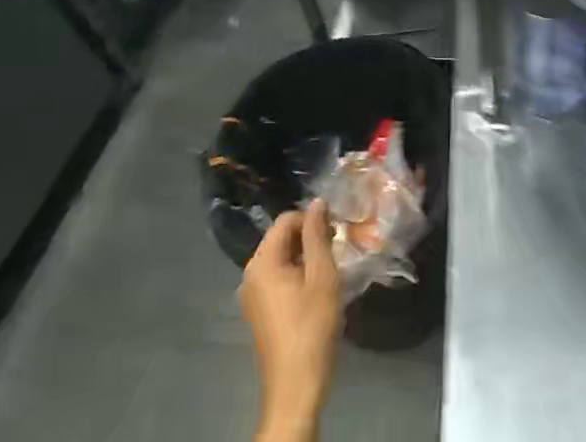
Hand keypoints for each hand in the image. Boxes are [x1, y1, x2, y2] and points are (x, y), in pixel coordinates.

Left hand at [240, 198, 341, 440]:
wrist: (296, 383)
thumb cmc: (312, 324)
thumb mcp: (322, 275)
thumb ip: (318, 235)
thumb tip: (317, 202)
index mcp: (262, 262)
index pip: (286, 220)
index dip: (312, 220)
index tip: (336, 234)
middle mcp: (250, 274)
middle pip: (281, 238)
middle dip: (309, 238)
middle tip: (336, 252)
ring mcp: (251, 295)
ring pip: (281, 258)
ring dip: (305, 258)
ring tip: (329, 272)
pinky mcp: (258, 311)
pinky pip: (277, 278)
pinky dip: (296, 275)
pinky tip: (316, 291)